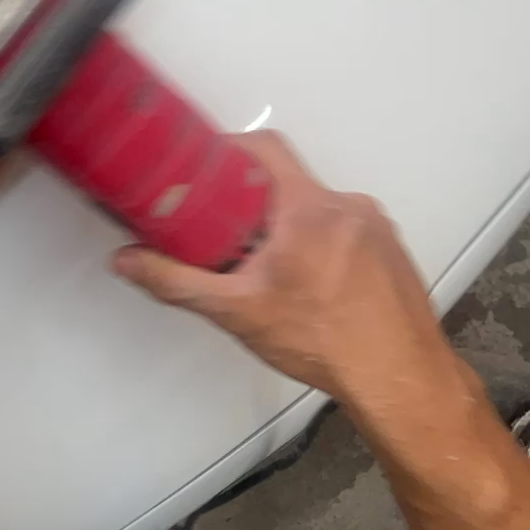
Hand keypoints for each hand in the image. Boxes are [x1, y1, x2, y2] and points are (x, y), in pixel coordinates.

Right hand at [111, 131, 454, 403]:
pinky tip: (302, 283)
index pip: (264, 147)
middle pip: (285, 181)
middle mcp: (347, 207)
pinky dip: (315, 243)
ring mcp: (375, 227)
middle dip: (249, 201)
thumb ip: (174, 281)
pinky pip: (342, 228)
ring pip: (313, 207)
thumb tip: (127, 260)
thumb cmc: (326, 343)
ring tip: (260, 265)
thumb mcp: (234, 311)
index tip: (202, 168)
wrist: (402, 382)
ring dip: (284, 225)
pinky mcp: (391, 250)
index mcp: (308, 209)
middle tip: (220, 230)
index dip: (228, 149)